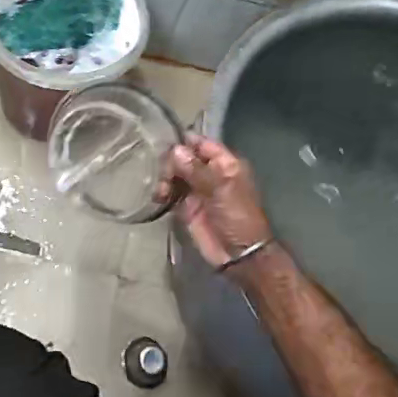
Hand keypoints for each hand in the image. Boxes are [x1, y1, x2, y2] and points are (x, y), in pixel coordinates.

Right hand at [163, 136, 274, 268]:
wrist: (237, 254)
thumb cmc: (237, 217)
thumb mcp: (221, 190)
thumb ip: (197, 170)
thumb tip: (175, 150)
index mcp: (224, 164)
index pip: (202, 144)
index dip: (185, 142)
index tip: (166, 143)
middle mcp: (209, 173)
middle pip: (184, 157)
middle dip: (171, 163)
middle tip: (166, 175)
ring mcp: (196, 189)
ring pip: (174, 174)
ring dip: (165, 179)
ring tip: (162, 191)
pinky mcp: (185, 206)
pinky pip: (170, 192)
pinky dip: (162, 192)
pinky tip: (160, 197)